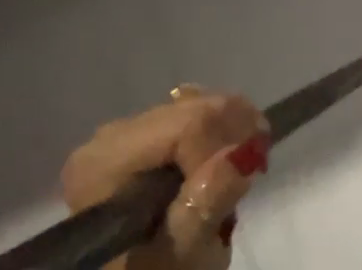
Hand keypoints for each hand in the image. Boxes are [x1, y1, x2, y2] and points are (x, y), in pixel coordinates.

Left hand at [60, 89, 269, 269]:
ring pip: (200, 106)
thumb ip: (204, 206)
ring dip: (231, 134)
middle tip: (255, 171)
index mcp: (106, 161)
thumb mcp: (180, 254)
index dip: (229, 143)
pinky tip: (222, 163)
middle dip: (236, 133)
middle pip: (196, 109)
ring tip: (239, 173)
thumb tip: (242, 154)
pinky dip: (219, 133)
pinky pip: (193, 114)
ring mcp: (125, 134)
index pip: (188, 124)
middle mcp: (110, 136)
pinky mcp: (141, 138)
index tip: (252, 176)